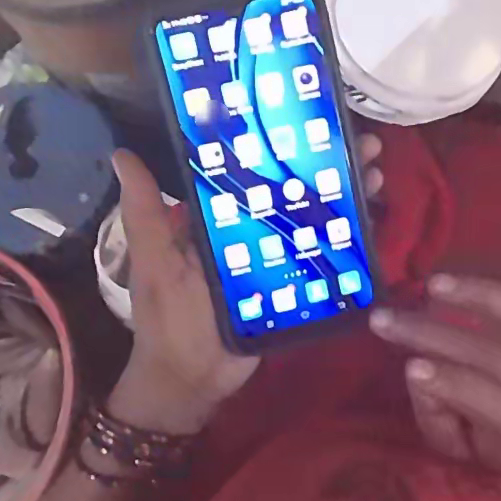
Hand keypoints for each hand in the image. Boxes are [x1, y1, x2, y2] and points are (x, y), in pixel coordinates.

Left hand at [107, 134, 385, 434]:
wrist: (193, 381)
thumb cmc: (169, 317)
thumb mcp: (155, 261)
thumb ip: (145, 212)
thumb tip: (123, 154)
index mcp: (215, 216)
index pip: (253, 168)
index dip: (281, 143)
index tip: (311, 119)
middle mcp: (249, 229)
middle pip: (293, 187)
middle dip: (328, 164)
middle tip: (365, 142)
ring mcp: (276, 257)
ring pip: (315, 217)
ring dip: (346, 195)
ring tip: (377, 173)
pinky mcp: (295, 285)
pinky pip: (324, 256)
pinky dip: (349, 239)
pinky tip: (376, 221)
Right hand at [368, 228, 500, 477]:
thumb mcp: (465, 453)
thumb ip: (439, 419)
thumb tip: (415, 370)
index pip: (487, 398)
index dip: (449, 383)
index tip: (407, 365)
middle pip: (492, 354)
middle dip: (433, 335)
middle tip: (384, 319)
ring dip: (481, 297)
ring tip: (435, 284)